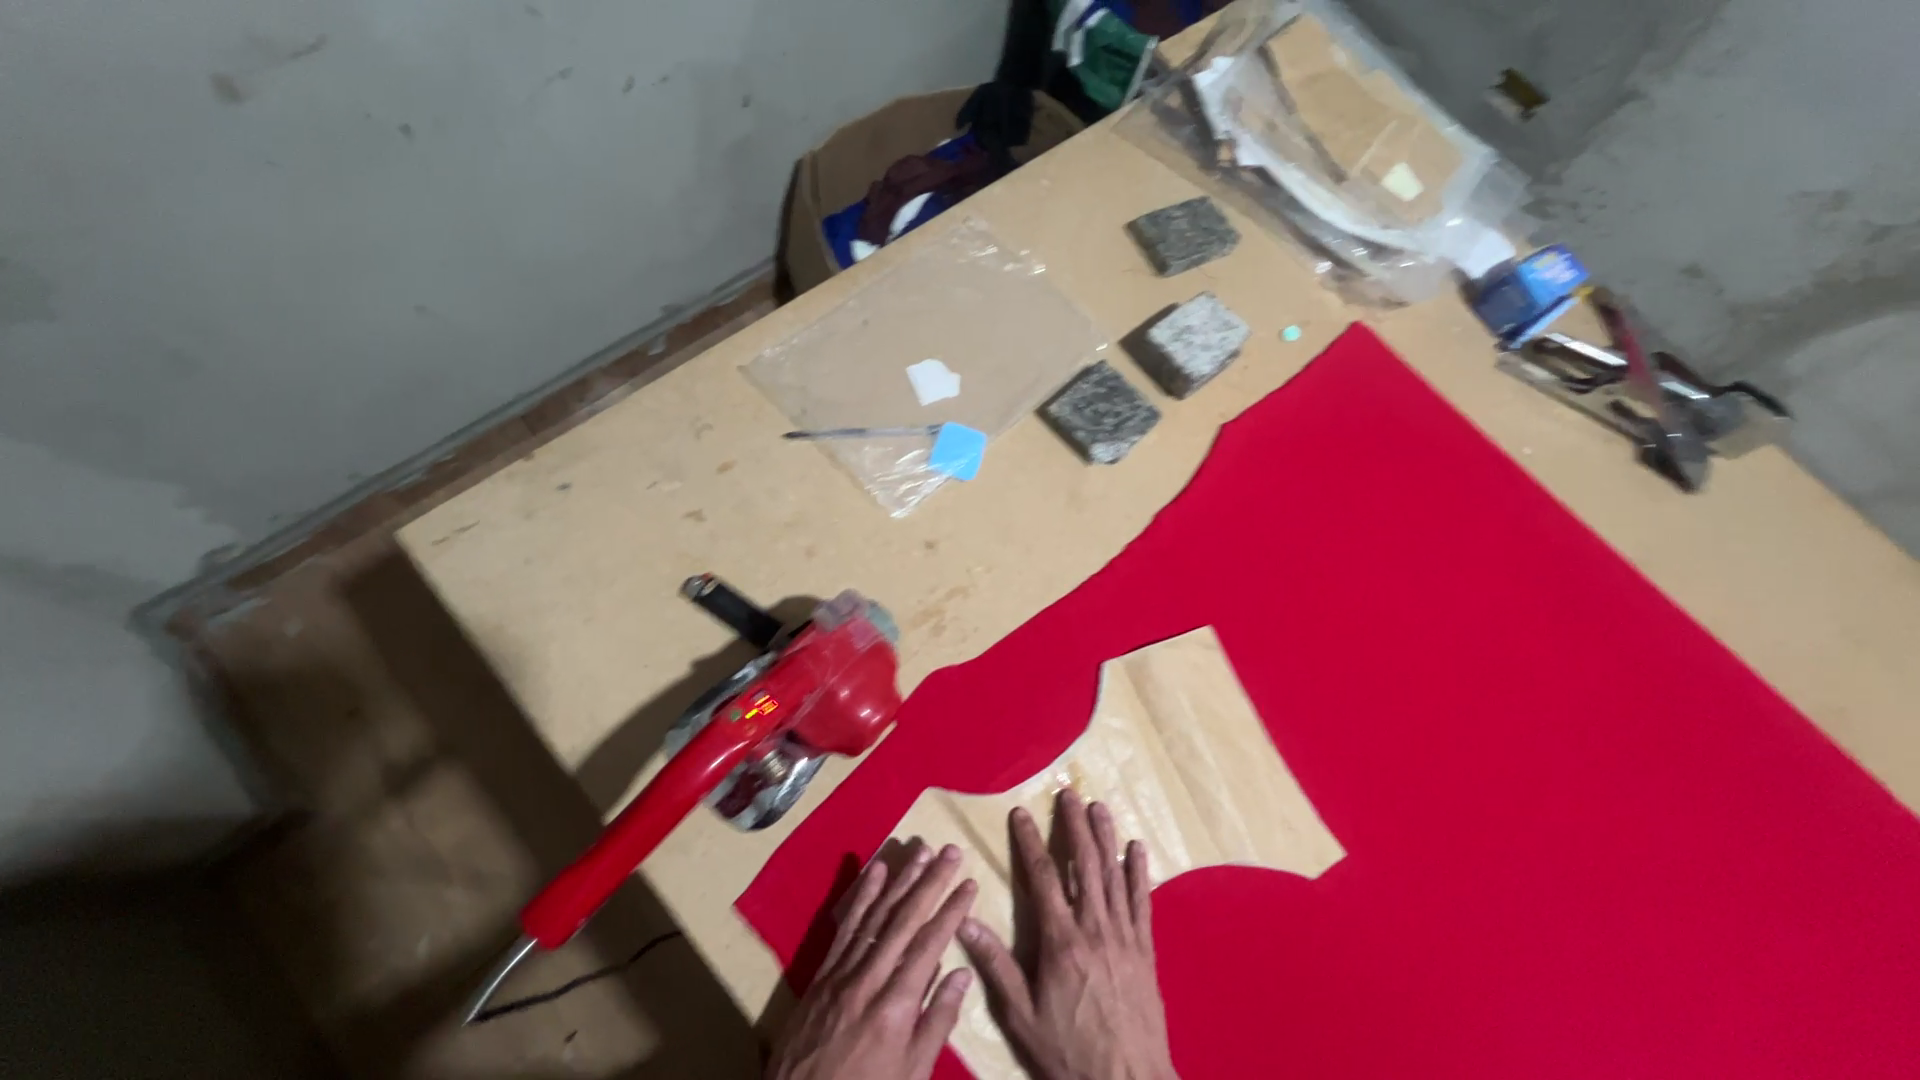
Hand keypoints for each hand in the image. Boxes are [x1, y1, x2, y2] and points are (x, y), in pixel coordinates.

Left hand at [767, 840, 977, 1079]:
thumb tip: (961, 973)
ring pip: (875, 915)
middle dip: (930, 882)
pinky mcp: (821, 973)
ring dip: (900, 879)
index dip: (951, 911)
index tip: (969, 883)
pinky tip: (875, 871)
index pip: (928, 945)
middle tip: (951, 851)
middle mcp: (868, 979)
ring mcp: (841, 972)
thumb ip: (937, 1022)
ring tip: (920, 851)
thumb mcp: (911, 1074)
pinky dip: (862, 895)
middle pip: (904, 920)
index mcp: (895, 1007)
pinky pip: (845, 926)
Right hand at [959, 791, 1176, 1079]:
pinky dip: (1138, 872)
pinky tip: (1136, 848)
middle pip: (1083, 865)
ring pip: (1114, 875)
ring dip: (1105, 838)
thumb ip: (996, 966)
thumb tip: (964, 923)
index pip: (1042, 877)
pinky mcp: (1145, 949)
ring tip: (1099, 806)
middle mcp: (1094, 928)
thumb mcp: (1022, 1015)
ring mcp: (1123, 936)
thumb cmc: (1069, 1051)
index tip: (1020, 813)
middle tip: (1068, 792)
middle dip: (1074, 825)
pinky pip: (1142, 902)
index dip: (1029, 841)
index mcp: (1061, 941)